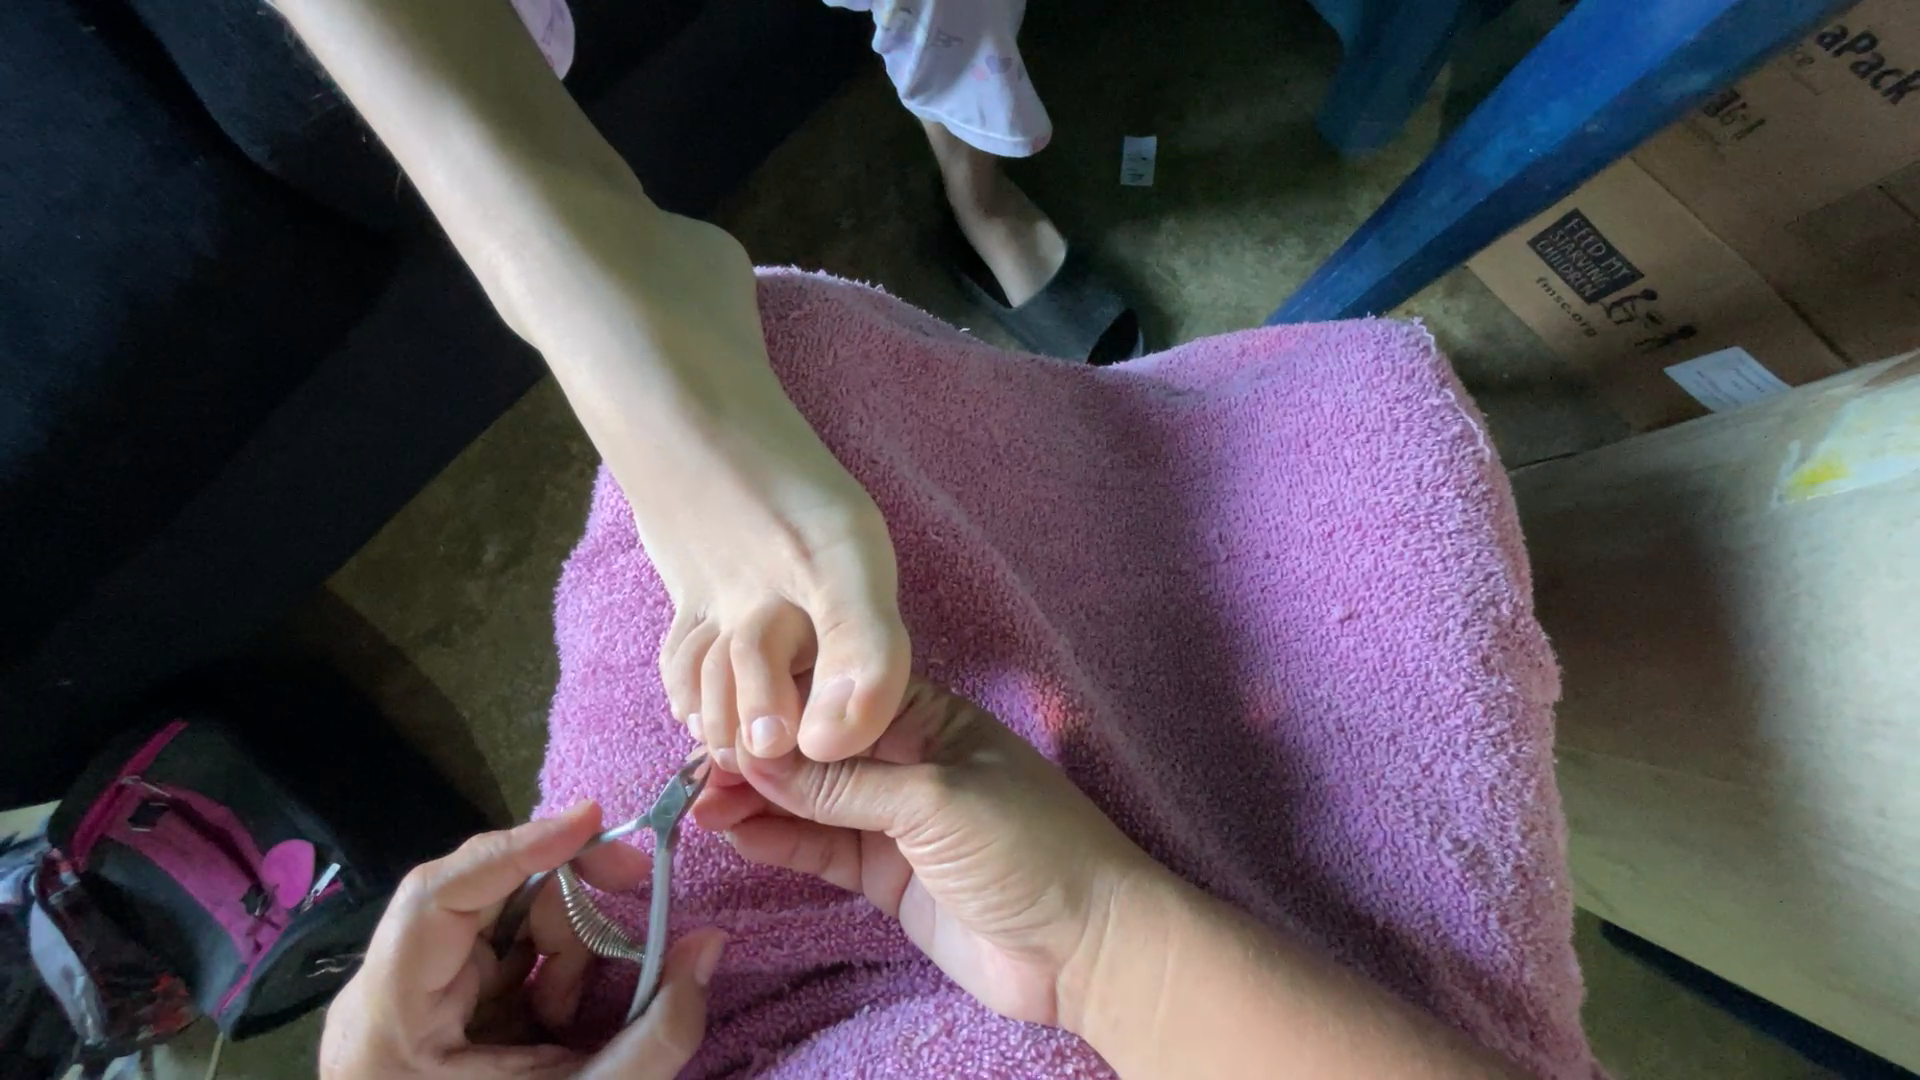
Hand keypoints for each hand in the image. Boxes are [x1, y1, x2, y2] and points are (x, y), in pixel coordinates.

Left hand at [319, 801, 726, 1078]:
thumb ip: (659, 1033)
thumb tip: (710, 942)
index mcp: (391, 1028)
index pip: (436, 900)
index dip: (515, 849)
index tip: (594, 821)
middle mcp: (386, 994)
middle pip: (483, 890)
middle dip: (566, 886)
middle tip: (635, 877)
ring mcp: (408, 990)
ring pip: (503, 906)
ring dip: (564, 934)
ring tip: (577, 1004)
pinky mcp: (437, 993)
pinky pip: (507, 934)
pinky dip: (554, 952)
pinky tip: (562, 1006)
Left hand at [500, 194, 912, 776]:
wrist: (659, 371)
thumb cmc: (753, 456)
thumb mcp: (841, 551)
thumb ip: (866, 648)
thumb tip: (835, 747)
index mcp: (862, 591)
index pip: (870, 700)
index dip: (834, 732)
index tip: (794, 740)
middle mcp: (814, 599)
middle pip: (796, 704)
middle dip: (763, 712)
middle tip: (744, 682)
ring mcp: (753, 595)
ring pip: (740, 693)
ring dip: (720, 701)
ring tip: (711, 666)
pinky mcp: (703, 590)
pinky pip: (699, 666)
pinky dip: (689, 683)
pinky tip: (688, 669)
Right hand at [691, 680, 1164, 1025]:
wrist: (1082, 943)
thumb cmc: (1026, 843)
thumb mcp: (935, 799)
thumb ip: (846, 786)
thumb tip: (762, 759)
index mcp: (926, 715)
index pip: (839, 695)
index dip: (782, 705)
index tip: (723, 719)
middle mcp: (902, 757)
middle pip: (817, 748)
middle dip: (760, 753)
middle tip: (697, 765)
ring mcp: (891, 816)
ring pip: (811, 800)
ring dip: (758, 798)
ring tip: (699, 799)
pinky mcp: (884, 870)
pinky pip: (822, 847)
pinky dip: (779, 839)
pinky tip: (735, 831)